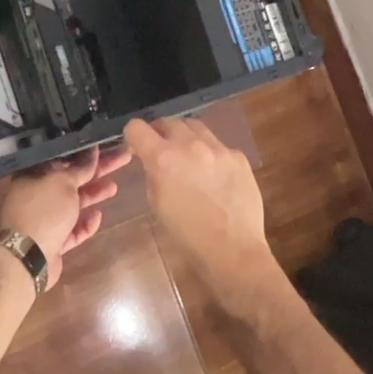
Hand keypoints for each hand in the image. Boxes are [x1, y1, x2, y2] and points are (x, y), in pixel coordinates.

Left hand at [0, 144, 132, 285]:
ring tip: (114, 187)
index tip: (104, 145)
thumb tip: (91, 151)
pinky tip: (97, 216)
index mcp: (33, 175)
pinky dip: (85, 223)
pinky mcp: (53, 240)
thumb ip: (81, 168)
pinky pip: (72, 228)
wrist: (28, 256)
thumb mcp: (64, 182)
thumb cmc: (44, 210)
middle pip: (72, 179)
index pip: (62, 157)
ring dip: (93, 195)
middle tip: (122, 159)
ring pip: (73, 204)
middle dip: (97, 171)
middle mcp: (37, 195)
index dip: (84, 151)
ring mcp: (44, 219)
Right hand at [122, 117, 283, 301]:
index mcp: (163, 159)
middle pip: (169, 122)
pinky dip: (211, 154)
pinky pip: (219, 146)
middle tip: (162, 150)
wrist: (233, 251)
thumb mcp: (157, 206)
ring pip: (196, 127)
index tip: (137, 146)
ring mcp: (219, 149)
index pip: (137, 128)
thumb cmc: (187, 237)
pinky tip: (214, 177)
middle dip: (161, 133)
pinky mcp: (239, 157)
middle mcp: (191, 145)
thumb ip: (153, 175)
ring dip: (186, 138)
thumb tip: (154, 162)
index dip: (133, 136)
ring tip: (189, 158)